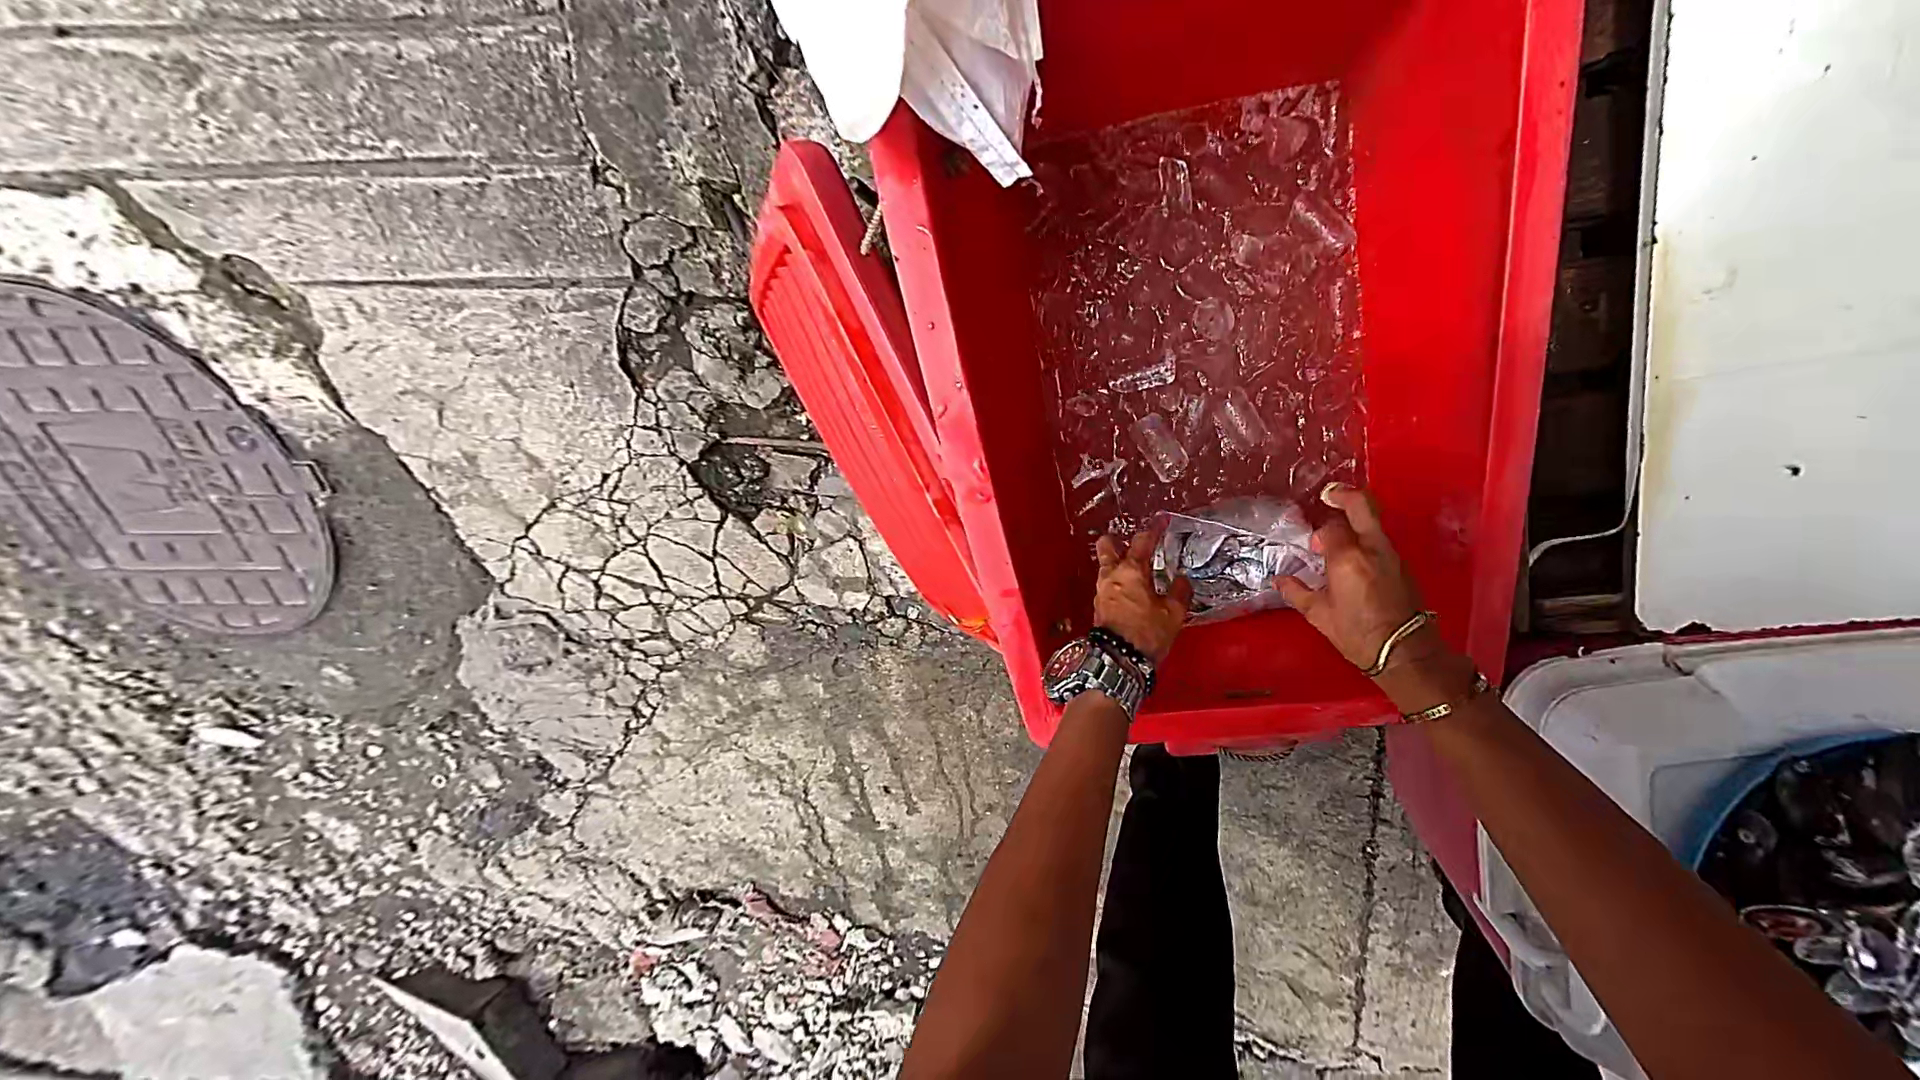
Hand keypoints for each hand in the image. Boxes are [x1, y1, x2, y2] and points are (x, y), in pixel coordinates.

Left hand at [1093, 530, 1191, 664]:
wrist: (1119, 659)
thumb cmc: (1146, 633)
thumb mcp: (1173, 613)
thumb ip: (1179, 592)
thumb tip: (1181, 580)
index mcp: (1132, 571)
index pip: (1142, 541)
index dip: (1153, 529)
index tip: (1160, 521)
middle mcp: (1112, 575)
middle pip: (1108, 546)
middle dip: (1118, 541)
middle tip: (1133, 544)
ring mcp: (1102, 590)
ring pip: (1106, 566)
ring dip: (1118, 563)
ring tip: (1135, 570)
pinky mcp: (1099, 604)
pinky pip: (1107, 584)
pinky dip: (1117, 582)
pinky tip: (1129, 590)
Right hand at [1276, 484, 1425, 670]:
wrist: (1405, 652)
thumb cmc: (1356, 634)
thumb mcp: (1318, 614)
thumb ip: (1296, 592)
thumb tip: (1280, 580)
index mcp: (1347, 559)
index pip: (1330, 528)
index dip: (1317, 532)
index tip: (1310, 543)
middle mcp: (1372, 549)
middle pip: (1362, 506)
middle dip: (1345, 496)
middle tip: (1329, 495)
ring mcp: (1391, 555)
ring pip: (1373, 523)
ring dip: (1354, 521)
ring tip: (1337, 537)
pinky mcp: (1402, 565)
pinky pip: (1379, 541)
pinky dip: (1364, 539)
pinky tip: (1352, 557)